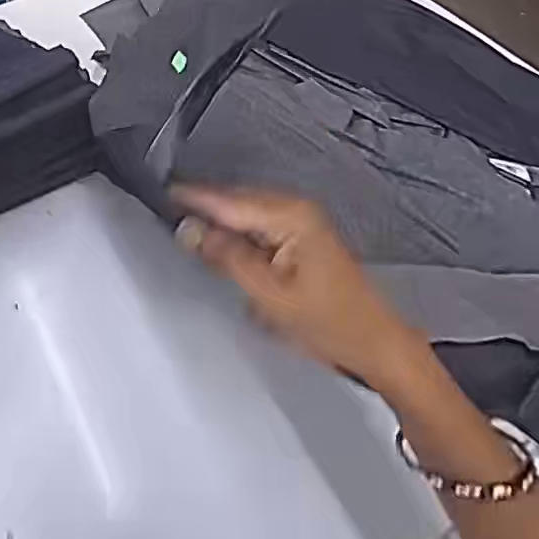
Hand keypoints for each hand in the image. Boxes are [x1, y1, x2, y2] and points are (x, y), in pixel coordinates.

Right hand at [172, 185, 428, 392]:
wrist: (379, 345)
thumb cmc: (330, 322)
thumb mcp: (269, 294)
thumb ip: (225, 256)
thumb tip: (188, 229)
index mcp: (289, 214)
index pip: (228, 201)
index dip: (193, 198)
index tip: (160, 194)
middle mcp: (294, 207)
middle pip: (234, 202)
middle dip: (203, 209)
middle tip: (166, 217)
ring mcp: (299, 219)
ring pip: (244, 213)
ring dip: (218, 223)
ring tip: (186, 231)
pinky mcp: (300, 234)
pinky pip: (256, 224)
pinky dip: (235, 232)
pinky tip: (220, 245)